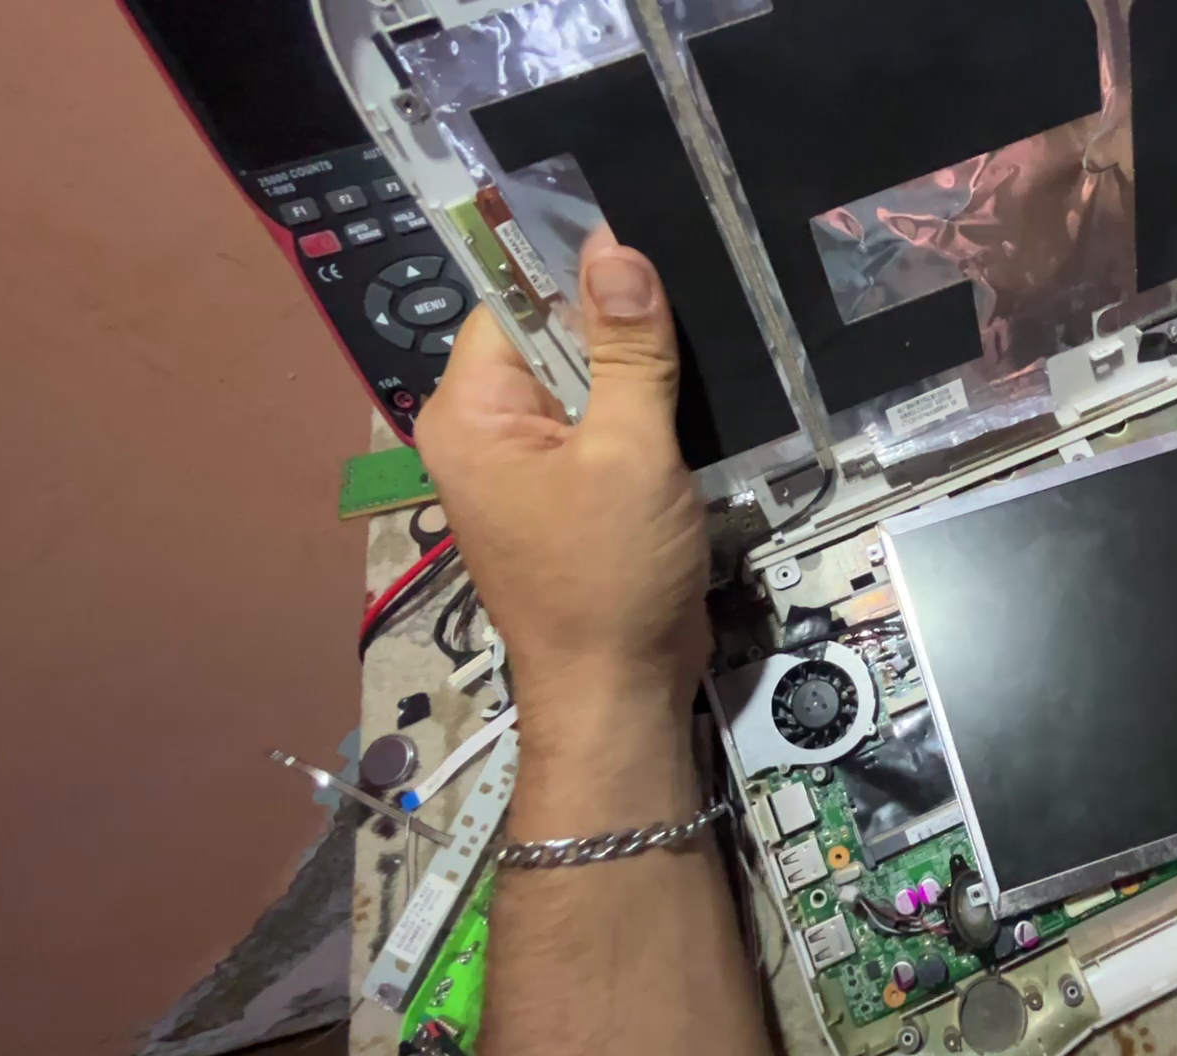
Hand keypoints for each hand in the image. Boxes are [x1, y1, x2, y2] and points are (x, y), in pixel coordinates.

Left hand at [415, 231, 708, 731]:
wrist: (621, 684)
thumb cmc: (614, 571)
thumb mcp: (629, 452)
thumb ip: (626, 353)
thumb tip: (615, 249)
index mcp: (473, 412)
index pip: (515, 303)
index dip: (579, 273)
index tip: (652, 251)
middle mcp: (492, 433)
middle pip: (554, 344)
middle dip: (620, 328)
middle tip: (694, 303)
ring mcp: (536, 470)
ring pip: (590, 390)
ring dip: (641, 376)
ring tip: (703, 351)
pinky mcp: (577, 497)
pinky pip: (609, 433)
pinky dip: (647, 418)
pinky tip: (693, 408)